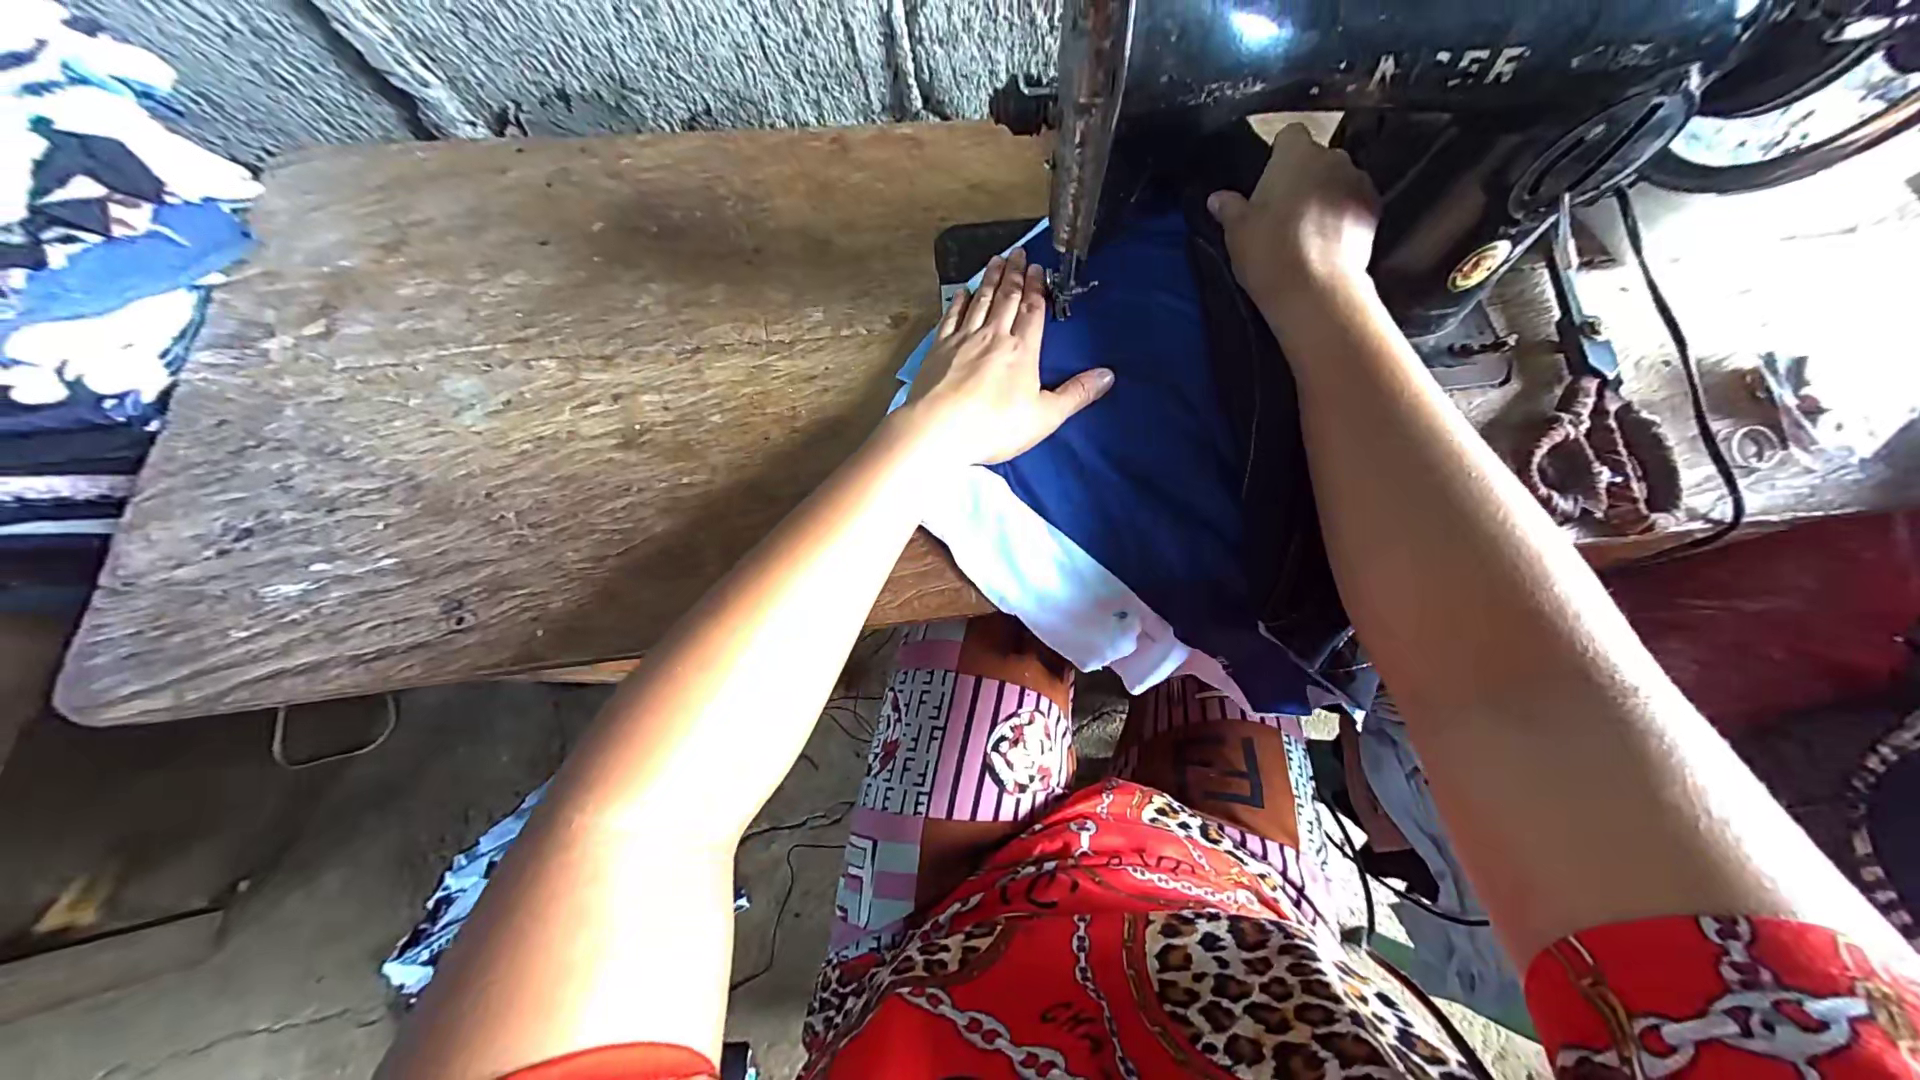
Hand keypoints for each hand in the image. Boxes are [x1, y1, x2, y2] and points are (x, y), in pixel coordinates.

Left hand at [892, 248, 1114, 465]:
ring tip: (996, 261)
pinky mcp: (938, 349)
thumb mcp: (1044, 416)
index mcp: (1022, 350)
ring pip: (980, 301)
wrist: (939, 429)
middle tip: (1018, 253)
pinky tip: (963, 292)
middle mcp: (993, 336)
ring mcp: (963, 339)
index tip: (1038, 269)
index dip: (1037, 288)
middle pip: (1006, 298)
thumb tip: (1107, 376)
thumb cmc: (994, 427)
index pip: (1032, 310)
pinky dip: (958, 301)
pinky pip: (951, 316)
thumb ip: (1076, 394)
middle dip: (1014, 274)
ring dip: (990, 279)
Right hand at [1206, 124, 1380, 316]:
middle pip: (1316, 158)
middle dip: (1302, 177)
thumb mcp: (1237, 232)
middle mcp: (1333, 158)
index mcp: (1295, 156)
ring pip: (1336, 180)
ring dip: (1324, 195)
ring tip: (1306, 230)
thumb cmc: (1269, 253)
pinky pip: (1353, 203)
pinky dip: (1342, 215)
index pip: (1289, 135)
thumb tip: (1217, 199)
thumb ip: (1229, 208)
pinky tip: (1326, 241)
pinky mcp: (1374, 208)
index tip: (1268, 179)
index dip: (1278, 154)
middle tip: (1282, 210)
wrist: (1314, 288)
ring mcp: (1358, 182)